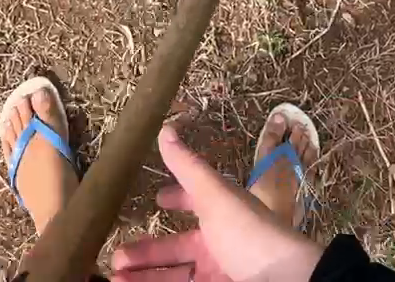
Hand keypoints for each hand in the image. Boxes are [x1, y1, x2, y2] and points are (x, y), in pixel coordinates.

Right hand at [110, 124, 324, 281]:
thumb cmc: (247, 230)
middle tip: (117, 256)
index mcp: (221, 213)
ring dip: (144, 276)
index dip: (177, 200)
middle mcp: (219, 243)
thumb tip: (165, 128)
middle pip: (177, 247)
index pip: (195, 202)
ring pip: (174, 276)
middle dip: (147, 251)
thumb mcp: (214, 193)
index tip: (158, 199)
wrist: (281, 278)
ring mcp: (218, 273)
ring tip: (114, 278)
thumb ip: (188, 166)